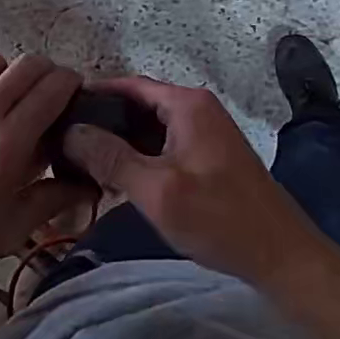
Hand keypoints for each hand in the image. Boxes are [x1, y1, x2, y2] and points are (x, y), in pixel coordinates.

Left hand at [0, 53, 88, 275]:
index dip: (70, 83)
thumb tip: (91, 181)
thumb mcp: (9, 229)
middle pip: (31, 64)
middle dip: (45, 74)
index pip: (55, 86)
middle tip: (42, 93)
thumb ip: (55, 199)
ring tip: (1, 97)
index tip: (71, 93)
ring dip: (7, 76)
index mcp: (9, 142)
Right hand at [62, 77, 317, 283]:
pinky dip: (142, 157)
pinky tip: (119, 180)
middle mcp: (198, 108)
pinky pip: (166, 145)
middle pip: (139, 105)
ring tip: (82, 165)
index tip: (60, 113)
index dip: (95, 96)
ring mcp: (206, 131)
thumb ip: (112, 158)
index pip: (130, 86)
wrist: (279, 253)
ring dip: (122, 143)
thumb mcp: (157, 190)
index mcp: (187, 104)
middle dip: (105, 123)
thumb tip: (70, 132)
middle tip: (65, 145)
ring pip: (151, 128)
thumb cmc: (218, 217)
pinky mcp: (209, 155)